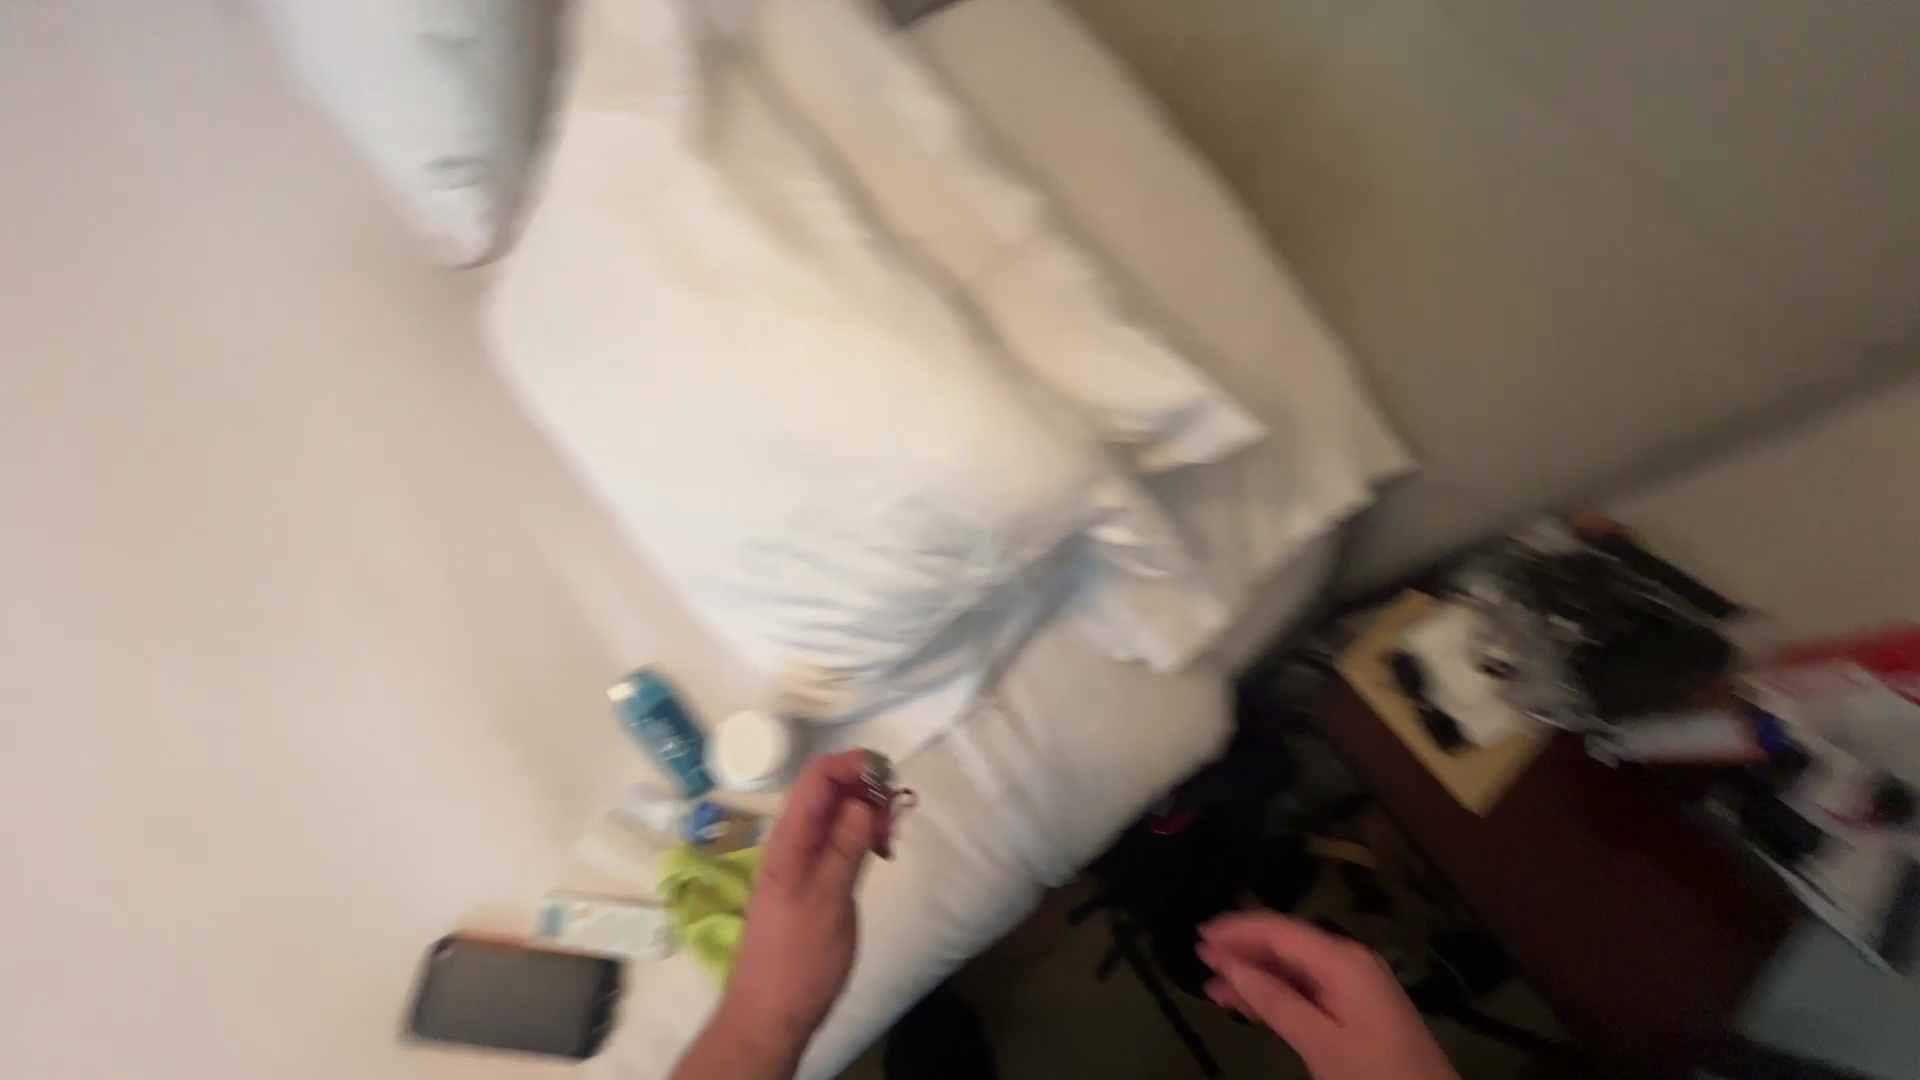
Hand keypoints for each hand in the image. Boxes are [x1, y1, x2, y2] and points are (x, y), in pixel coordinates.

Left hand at [673, 751, 885, 1079]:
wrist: (771, 1015)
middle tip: (894, 818)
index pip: (818, 776)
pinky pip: (841, 837)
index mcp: (789, 839)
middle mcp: (795, 840)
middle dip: (866, 788)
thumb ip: (845, 846)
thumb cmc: (798, 960)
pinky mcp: (816, 876)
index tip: (889, 775)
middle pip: (830, 789)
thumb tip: (865, 797)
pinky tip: (881, 853)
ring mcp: (804, 858)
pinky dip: (864, 834)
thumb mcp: (828, 900)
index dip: (852, 764)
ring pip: (839, 812)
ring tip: (890, 839)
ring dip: (869, 812)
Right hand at [1197, 913, 1458, 1079]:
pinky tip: (1247, 1003)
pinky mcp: (1354, 1007)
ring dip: (1253, 975)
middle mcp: (1346, 961)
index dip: (1236, 930)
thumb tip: (1227, 965)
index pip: (1277, 930)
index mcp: (1341, 960)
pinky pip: (1305, 989)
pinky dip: (1274, 994)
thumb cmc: (1379, 1077)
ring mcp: (1352, 984)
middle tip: (1201, 960)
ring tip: (1214, 988)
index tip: (1199, 936)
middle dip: (1241, 952)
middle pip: (1282, 945)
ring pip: (1290, 968)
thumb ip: (1273, 1000)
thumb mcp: (1322, 1044)